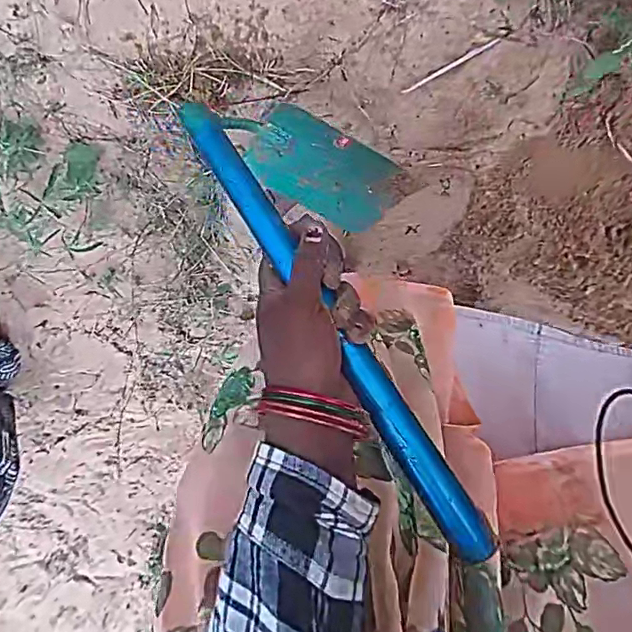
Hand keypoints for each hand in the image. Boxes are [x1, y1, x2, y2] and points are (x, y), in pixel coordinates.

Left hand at [256, 224, 374, 400]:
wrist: (319, 404)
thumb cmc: (300, 352)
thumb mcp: (299, 303)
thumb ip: (306, 263)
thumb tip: (310, 227)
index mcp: (275, 288)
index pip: (282, 249)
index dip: (297, 238)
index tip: (315, 233)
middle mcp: (296, 298)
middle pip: (317, 264)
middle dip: (330, 272)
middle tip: (328, 283)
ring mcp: (319, 317)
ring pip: (340, 289)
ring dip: (344, 306)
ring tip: (338, 326)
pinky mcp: (340, 333)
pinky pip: (355, 314)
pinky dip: (356, 325)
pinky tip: (352, 340)